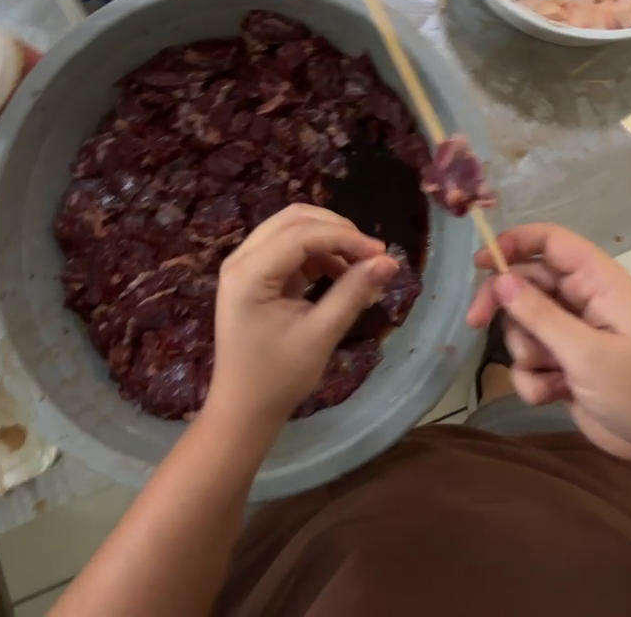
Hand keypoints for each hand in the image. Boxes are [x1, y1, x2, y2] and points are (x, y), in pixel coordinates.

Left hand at [206, 205, 397, 427]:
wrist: (244, 410)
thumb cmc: (278, 377)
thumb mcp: (321, 335)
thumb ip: (353, 292)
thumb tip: (390, 262)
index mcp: (249, 273)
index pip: (302, 235)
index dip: (345, 237)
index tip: (381, 253)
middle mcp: (241, 259)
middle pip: (295, 220)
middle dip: (338, 230)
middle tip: (372, 255)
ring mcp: (246, 265)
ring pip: (293, 228)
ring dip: (330, 240)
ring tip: (362, 269)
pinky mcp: (256, 274)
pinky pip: (291, 248)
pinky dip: (320, 255)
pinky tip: (344, 276)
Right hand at [465, 223, 630, 463]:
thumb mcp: (589, 353)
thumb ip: (540, 315)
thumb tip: (499, 280)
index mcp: (598, 282)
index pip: (550, 241)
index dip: (513, 243)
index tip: (480, 264)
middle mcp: (582, 300)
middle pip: (525, 283)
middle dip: (502, 305)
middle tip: (475, 322)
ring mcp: (572, 334)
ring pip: (522, 325)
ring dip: (525, 351)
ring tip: (551, 374)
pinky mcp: (564, 365)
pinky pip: (529, 361)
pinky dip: (533, 379)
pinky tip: (554, 394)